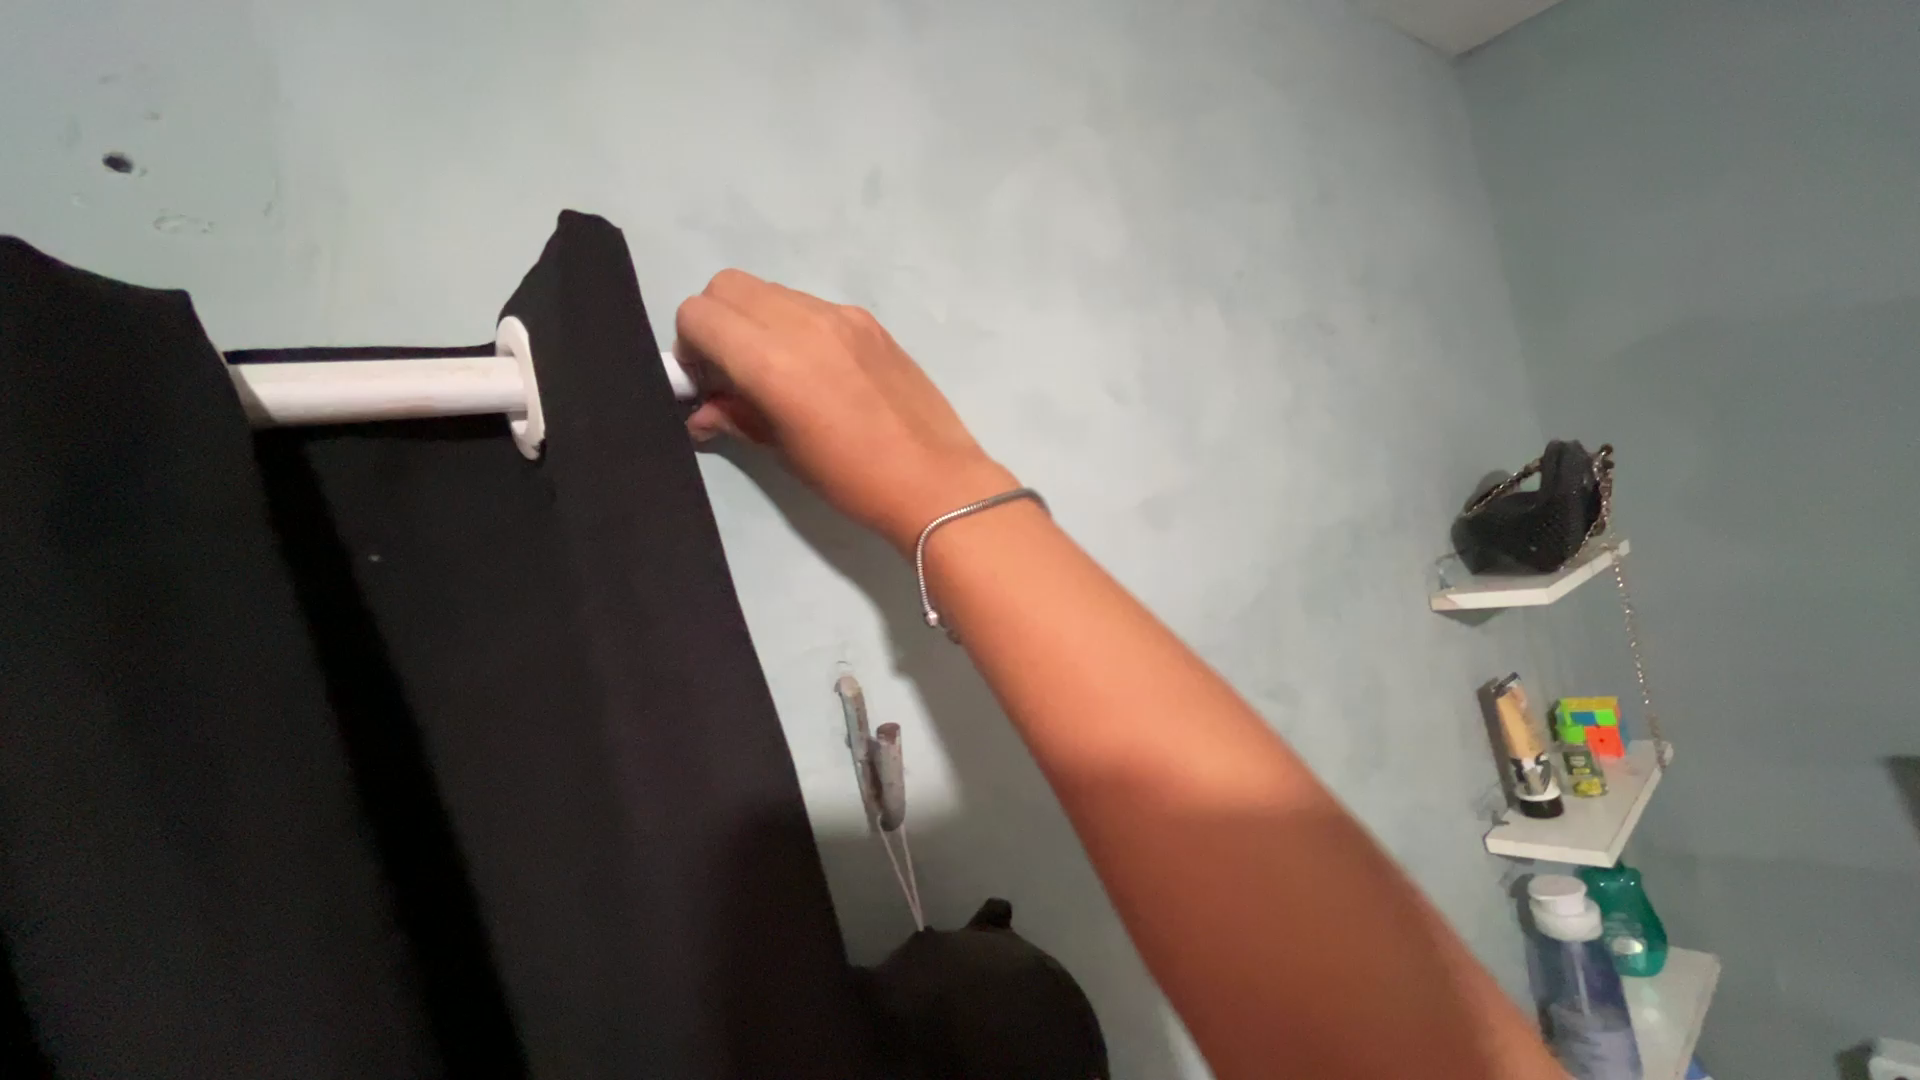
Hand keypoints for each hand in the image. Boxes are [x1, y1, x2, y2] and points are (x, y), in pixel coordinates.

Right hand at [675, 270, 1017, 551]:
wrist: (934, 480)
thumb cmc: (852, 479)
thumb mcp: (782, 452)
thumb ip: (735, 417)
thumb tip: (701, 411)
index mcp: (772, 359)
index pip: (698, 314)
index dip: (690, 347)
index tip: (708, 382)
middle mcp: (802, 321)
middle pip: (728, 287)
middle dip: (717, 323)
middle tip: (733, 371)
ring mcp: (841, 315)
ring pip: (771, 291)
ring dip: (757, 321)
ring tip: (778, 372)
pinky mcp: (869, 321)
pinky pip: (811, 305)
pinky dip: (795, 325)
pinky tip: (818, 370)